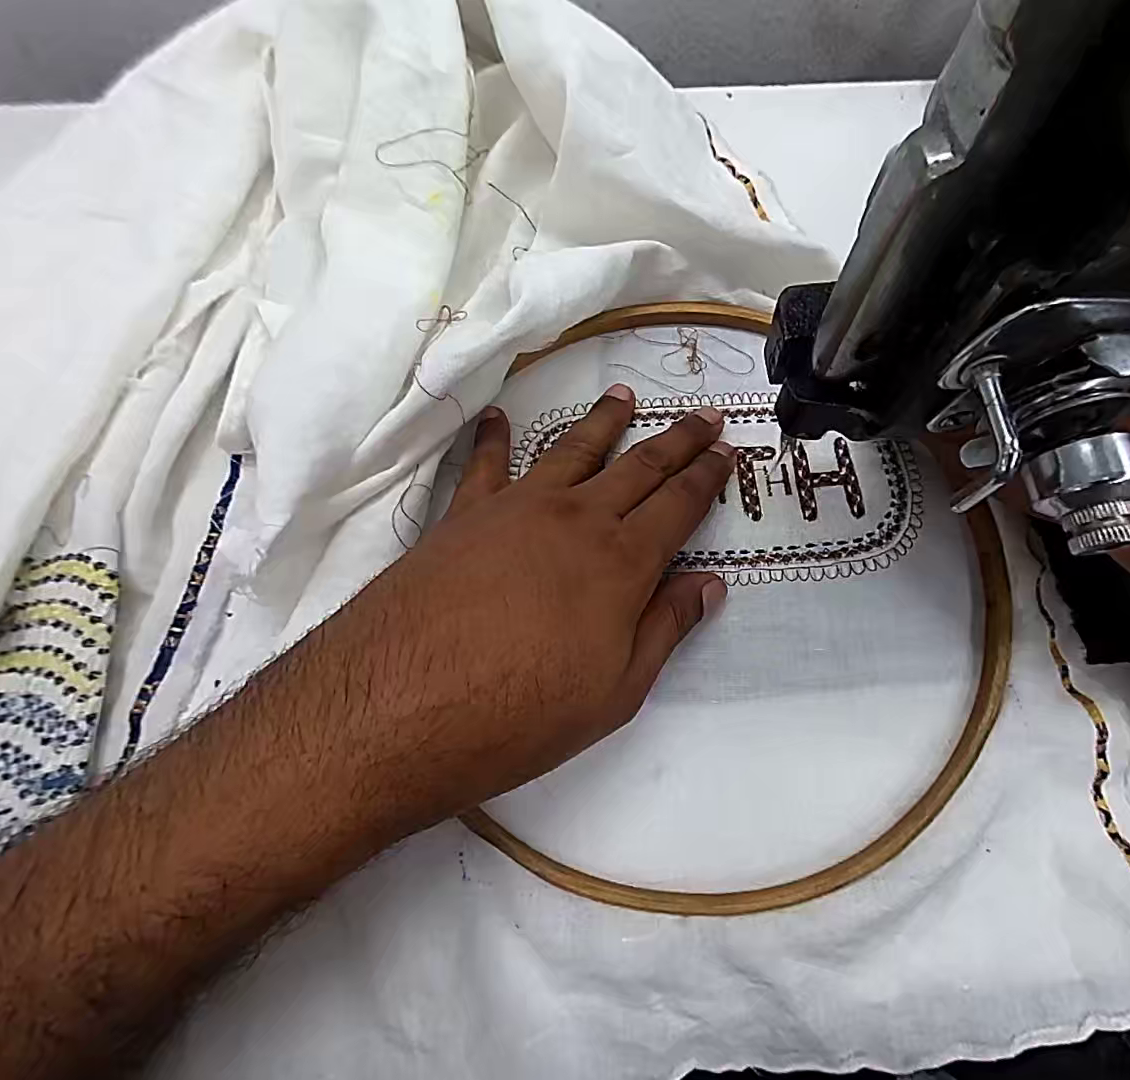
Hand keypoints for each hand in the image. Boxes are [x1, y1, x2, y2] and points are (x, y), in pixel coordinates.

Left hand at [291, 383, 734, 836]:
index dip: (706, 477)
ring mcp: (516, 510)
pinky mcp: (463, 515)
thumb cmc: (523, 713)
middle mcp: (575, 520)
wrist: (403, 703)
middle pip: (638, 467)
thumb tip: (708, 585)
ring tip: (625, 398)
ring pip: (573, 451)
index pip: (679, 506)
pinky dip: (494, 437)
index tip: (726, 451)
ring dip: (604, 423)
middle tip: (703, 414)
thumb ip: (665, 630)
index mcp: (621, 563)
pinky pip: (486, 464)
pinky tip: (499, 417)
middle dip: (677, 440)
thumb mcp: (615, 691)